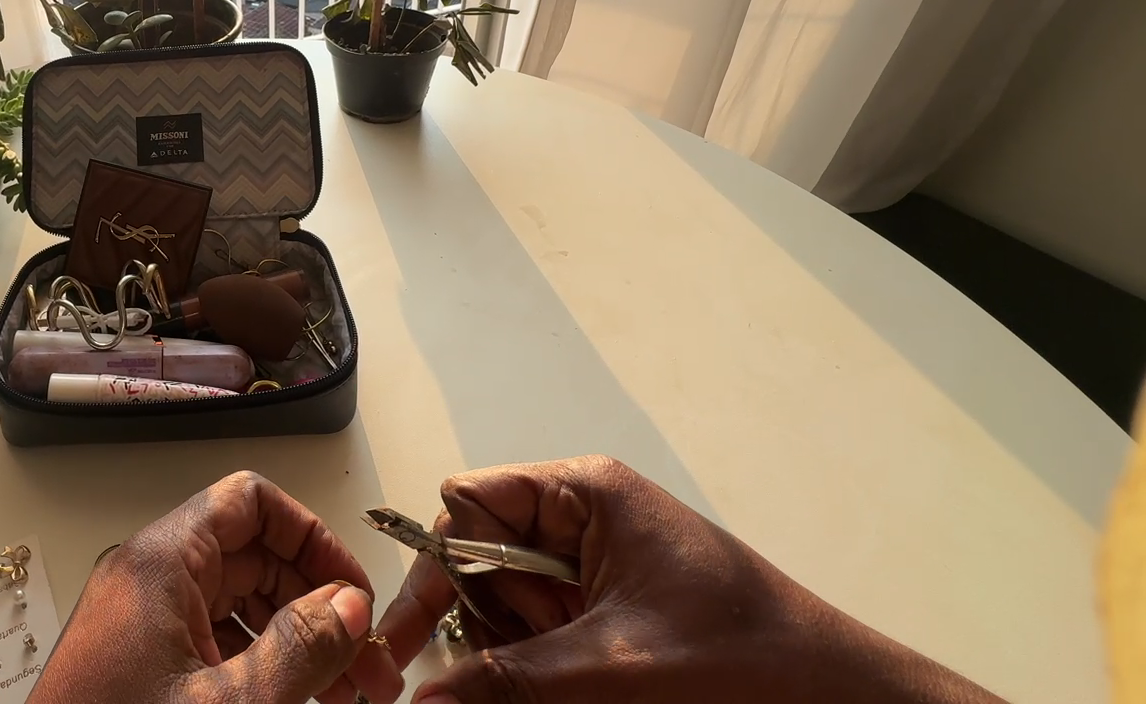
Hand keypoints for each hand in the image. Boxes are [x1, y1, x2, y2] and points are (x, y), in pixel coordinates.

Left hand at [29, 471, 405, 703]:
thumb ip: (299, 649)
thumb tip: (352, 603)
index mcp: (162, 559)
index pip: (249, 501)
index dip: (309, 535)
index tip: (354, 591)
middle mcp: (151, 574)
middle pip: (250, 552)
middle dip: (315, 599)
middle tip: (368, 662)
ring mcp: (144, 618)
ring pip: (238, 600)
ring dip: (296, 636)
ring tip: (348, 692)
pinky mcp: (142, 659)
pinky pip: (215, 639)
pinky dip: (261, 662)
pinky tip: (299, 698)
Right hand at [376, 456, 1005, 702]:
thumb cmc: (752, 666)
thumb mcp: (619, 670)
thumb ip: (512, 680)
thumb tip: (423, 699)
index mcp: (578, 492)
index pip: (470, 502)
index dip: (447, 560)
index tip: (432, 633)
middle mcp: (576, 515)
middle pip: (479, 552)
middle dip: (485, 619)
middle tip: (507, 674)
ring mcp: (591, 561)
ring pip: (503, 599)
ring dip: (512, 650)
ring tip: (573, 683)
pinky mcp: (604, 606)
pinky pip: (539, 628)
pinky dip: (536, 665)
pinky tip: (566, 686)